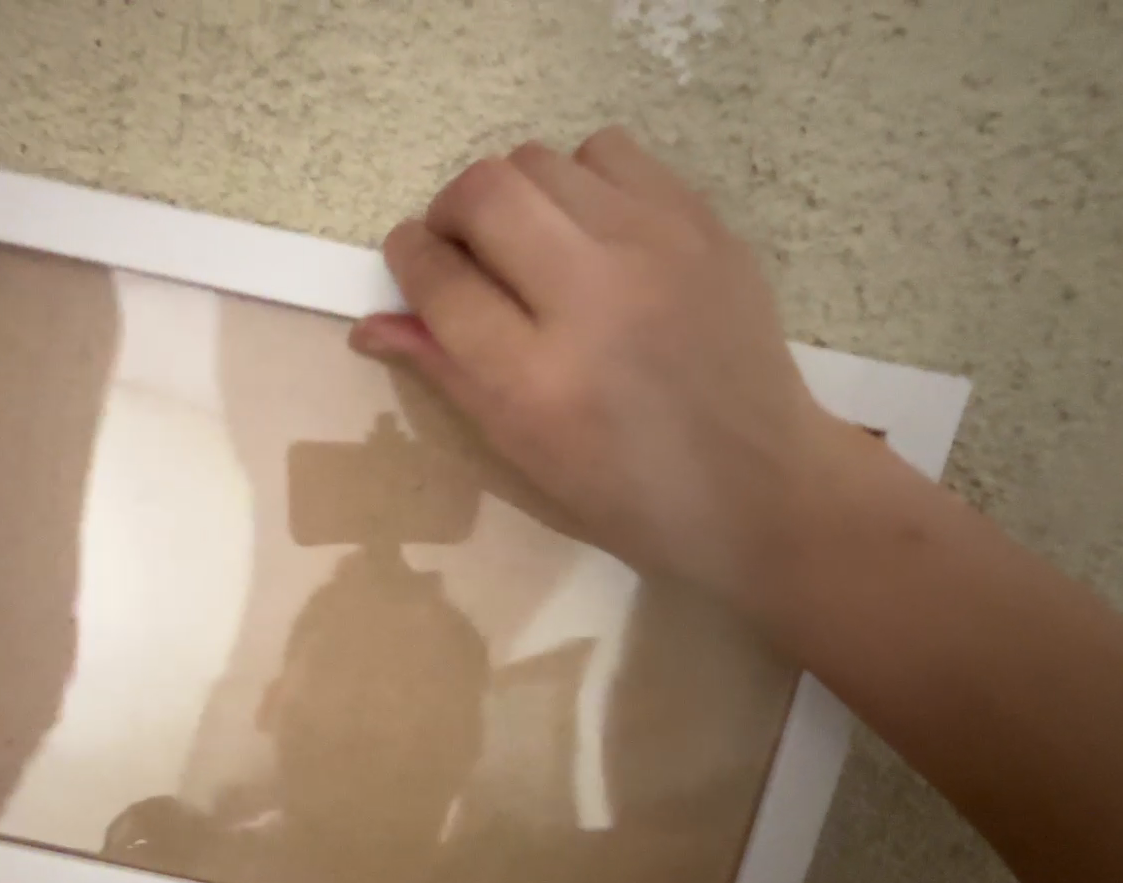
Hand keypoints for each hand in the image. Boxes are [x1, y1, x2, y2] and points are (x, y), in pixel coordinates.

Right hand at [350, 127, 857, 606]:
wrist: (752, 481)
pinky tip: (584, 232)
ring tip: (524, 244)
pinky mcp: (700, 222)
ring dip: (510, 195)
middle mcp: (591, 297)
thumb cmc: (617, 489)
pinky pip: (608, 153)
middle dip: (447, 212)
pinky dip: (574, 181)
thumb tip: (370, 323)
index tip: (407, 258)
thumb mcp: (515, 447)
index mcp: (533, 379)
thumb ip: (441, 371)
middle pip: (484, 193)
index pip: (440, 281)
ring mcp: (655, 248)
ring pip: (540, 160)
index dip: (406, 258)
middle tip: (459, 250)